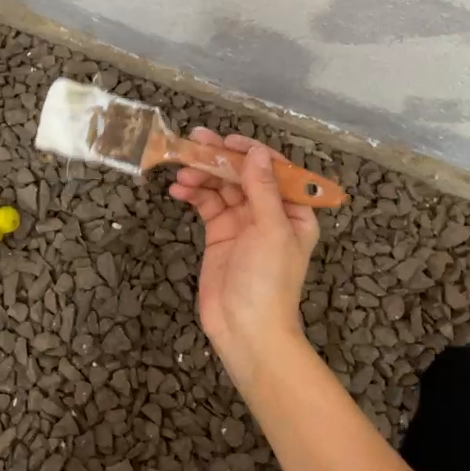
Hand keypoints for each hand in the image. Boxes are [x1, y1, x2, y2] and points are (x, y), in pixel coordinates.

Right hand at [168, 130, 321, 374]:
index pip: (273, 170)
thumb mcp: (271, 230)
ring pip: (221, 187)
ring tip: (181, 171)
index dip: (251, 151)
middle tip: (194, 140)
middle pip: (242, 174)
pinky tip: (177, 190)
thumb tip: (257, 151)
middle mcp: (268, 213)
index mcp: (292, 211)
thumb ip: (262, 189)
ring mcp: (242, 224)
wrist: (247, 330)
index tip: (226, 140)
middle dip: (220, 158)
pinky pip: (205, 205)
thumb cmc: (269, 280)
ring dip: (202, 175)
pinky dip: (192, 195)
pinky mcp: (218, 235)